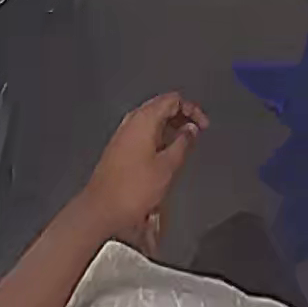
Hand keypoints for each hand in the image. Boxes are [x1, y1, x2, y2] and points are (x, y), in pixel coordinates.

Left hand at [77, 92, 209, 252]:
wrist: (102, 207)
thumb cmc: (135, 187)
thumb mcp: (166, 167)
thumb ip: (182, 144)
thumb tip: (191, 128)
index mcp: (144, 118)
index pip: (172, 100)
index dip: (191, 109)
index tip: (204, 125)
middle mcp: (133, 119)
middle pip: (162, 105)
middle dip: (182, 115)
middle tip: (198, 131)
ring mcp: (125, 131)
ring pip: (153, 118)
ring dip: (172, 125)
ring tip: (188, 141)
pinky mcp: (121, 144)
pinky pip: (145, 130)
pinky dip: (160, 134)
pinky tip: (168, 150)